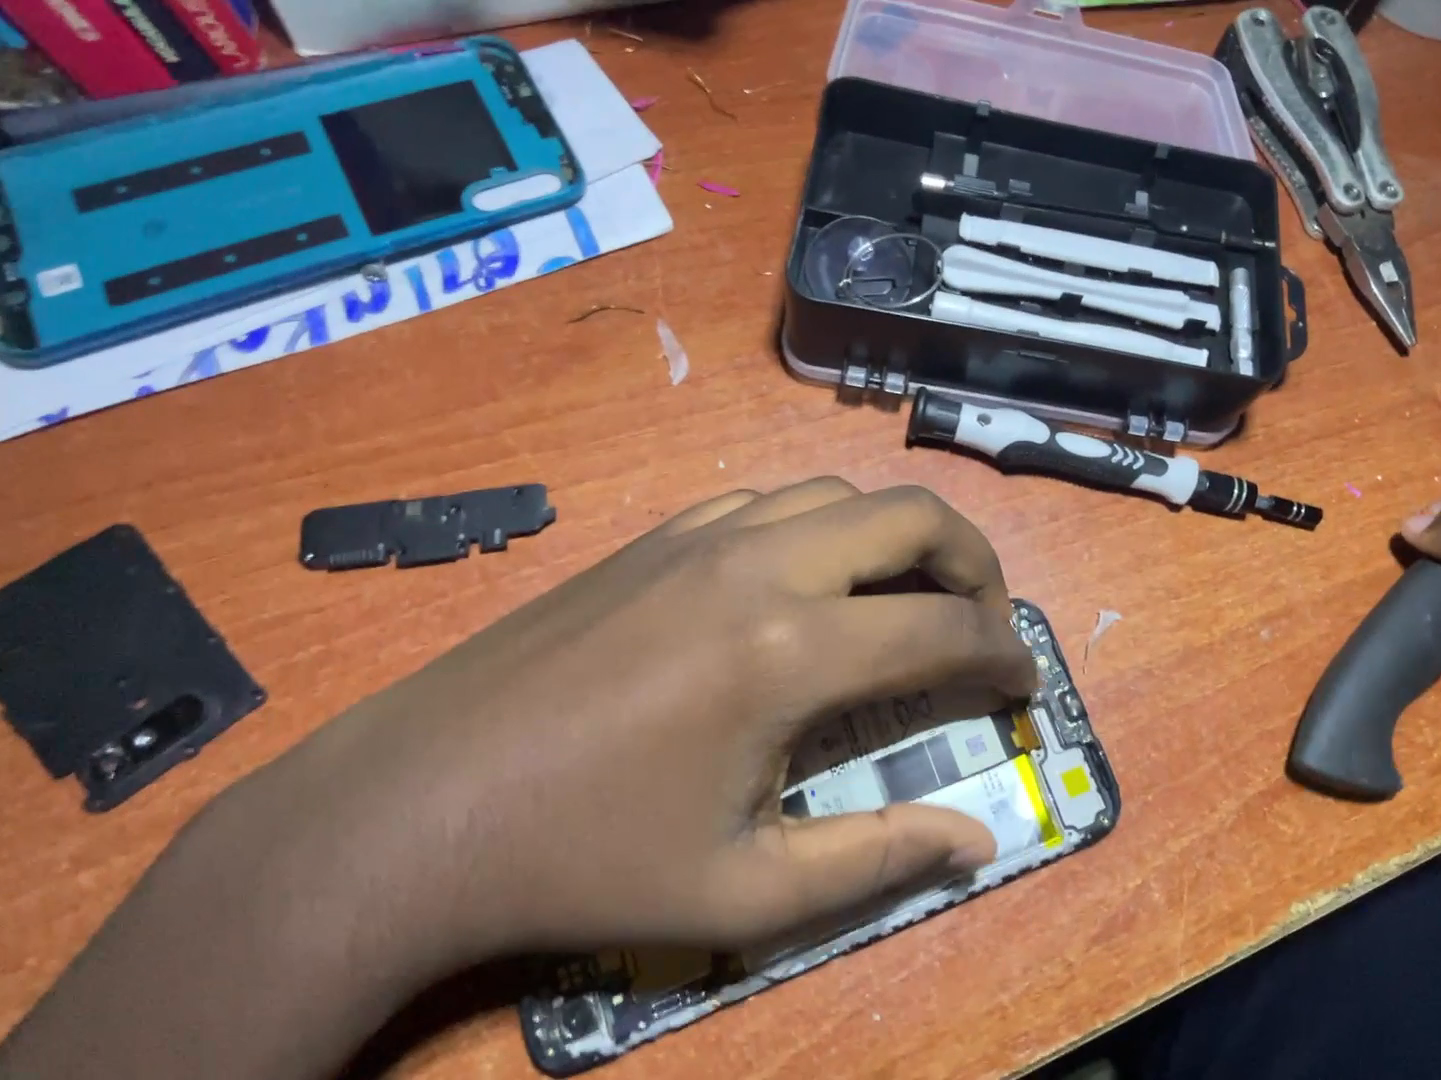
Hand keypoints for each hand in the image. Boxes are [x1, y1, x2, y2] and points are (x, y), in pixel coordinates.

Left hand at [0, 479, 1037, 1079]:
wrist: (415, 808)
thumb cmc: (587, 862)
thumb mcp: (746, 892)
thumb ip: (879, 858)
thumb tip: (980, 842)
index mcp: (788, 651)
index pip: (943, 630)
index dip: (1002, 655)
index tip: (1024, 682)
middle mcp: (759, 564)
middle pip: (911, 516)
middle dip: (976, 563)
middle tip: (987, 622)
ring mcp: (702, 535)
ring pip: (842, 494)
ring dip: (901, 536)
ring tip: (914, 596)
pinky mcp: (658, 535)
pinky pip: (772, 501)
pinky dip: (826, 526)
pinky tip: (814, 582)